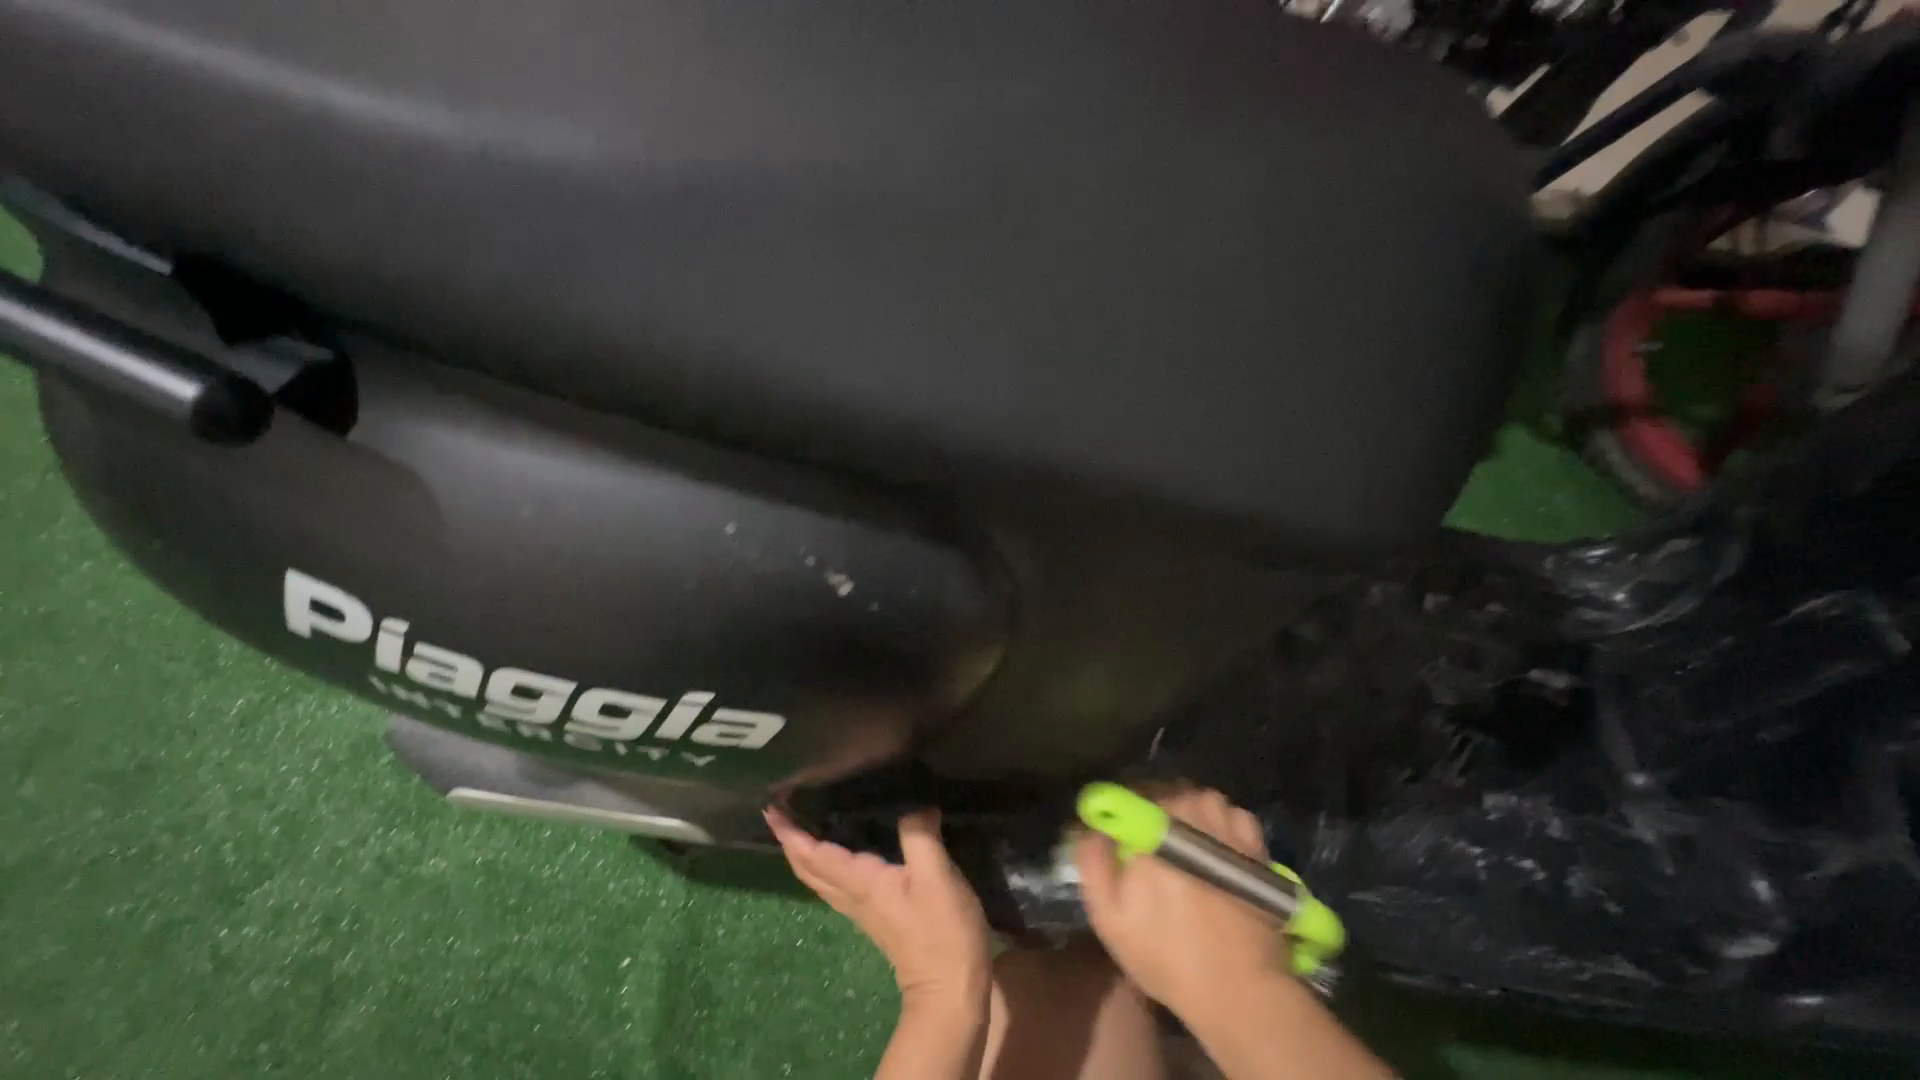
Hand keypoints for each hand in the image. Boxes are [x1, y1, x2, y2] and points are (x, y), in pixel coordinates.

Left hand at [765, 806, 991, 1009]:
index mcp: (859, 883)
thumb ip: (919, 836)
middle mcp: (853, 896)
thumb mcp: (935, 876)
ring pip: (821, 879)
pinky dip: (829, 865)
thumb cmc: (941, 932)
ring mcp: (863, 910)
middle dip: (791, 841)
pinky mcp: (879, 917)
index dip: (790, 832)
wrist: (950, 990)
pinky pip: (839, 885)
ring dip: (806, 854)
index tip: (771, 808)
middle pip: (809, 869)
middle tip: (780, 812)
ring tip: (804, 827)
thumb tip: (915, 804)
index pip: (813, 855)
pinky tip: (846, 854)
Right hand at [1074, 789, 1286, 1014]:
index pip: (1132, 795)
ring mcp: (1228, 831)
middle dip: (1156, 809)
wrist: (1238, 989)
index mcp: (1152, 833)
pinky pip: (1234, 814)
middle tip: (1152, 840)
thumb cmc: (1166, 955)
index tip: (1121, 826)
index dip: (1124, 807)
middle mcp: (1191, 819)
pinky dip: (1224, 822)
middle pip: (1168, 792)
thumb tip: (1090, 827)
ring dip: (1191, 810)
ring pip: (1202, 798)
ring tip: (1186, 839)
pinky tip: (1218, 846)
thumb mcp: (1110, 919)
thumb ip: (1093, 864)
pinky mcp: (1256, 848)